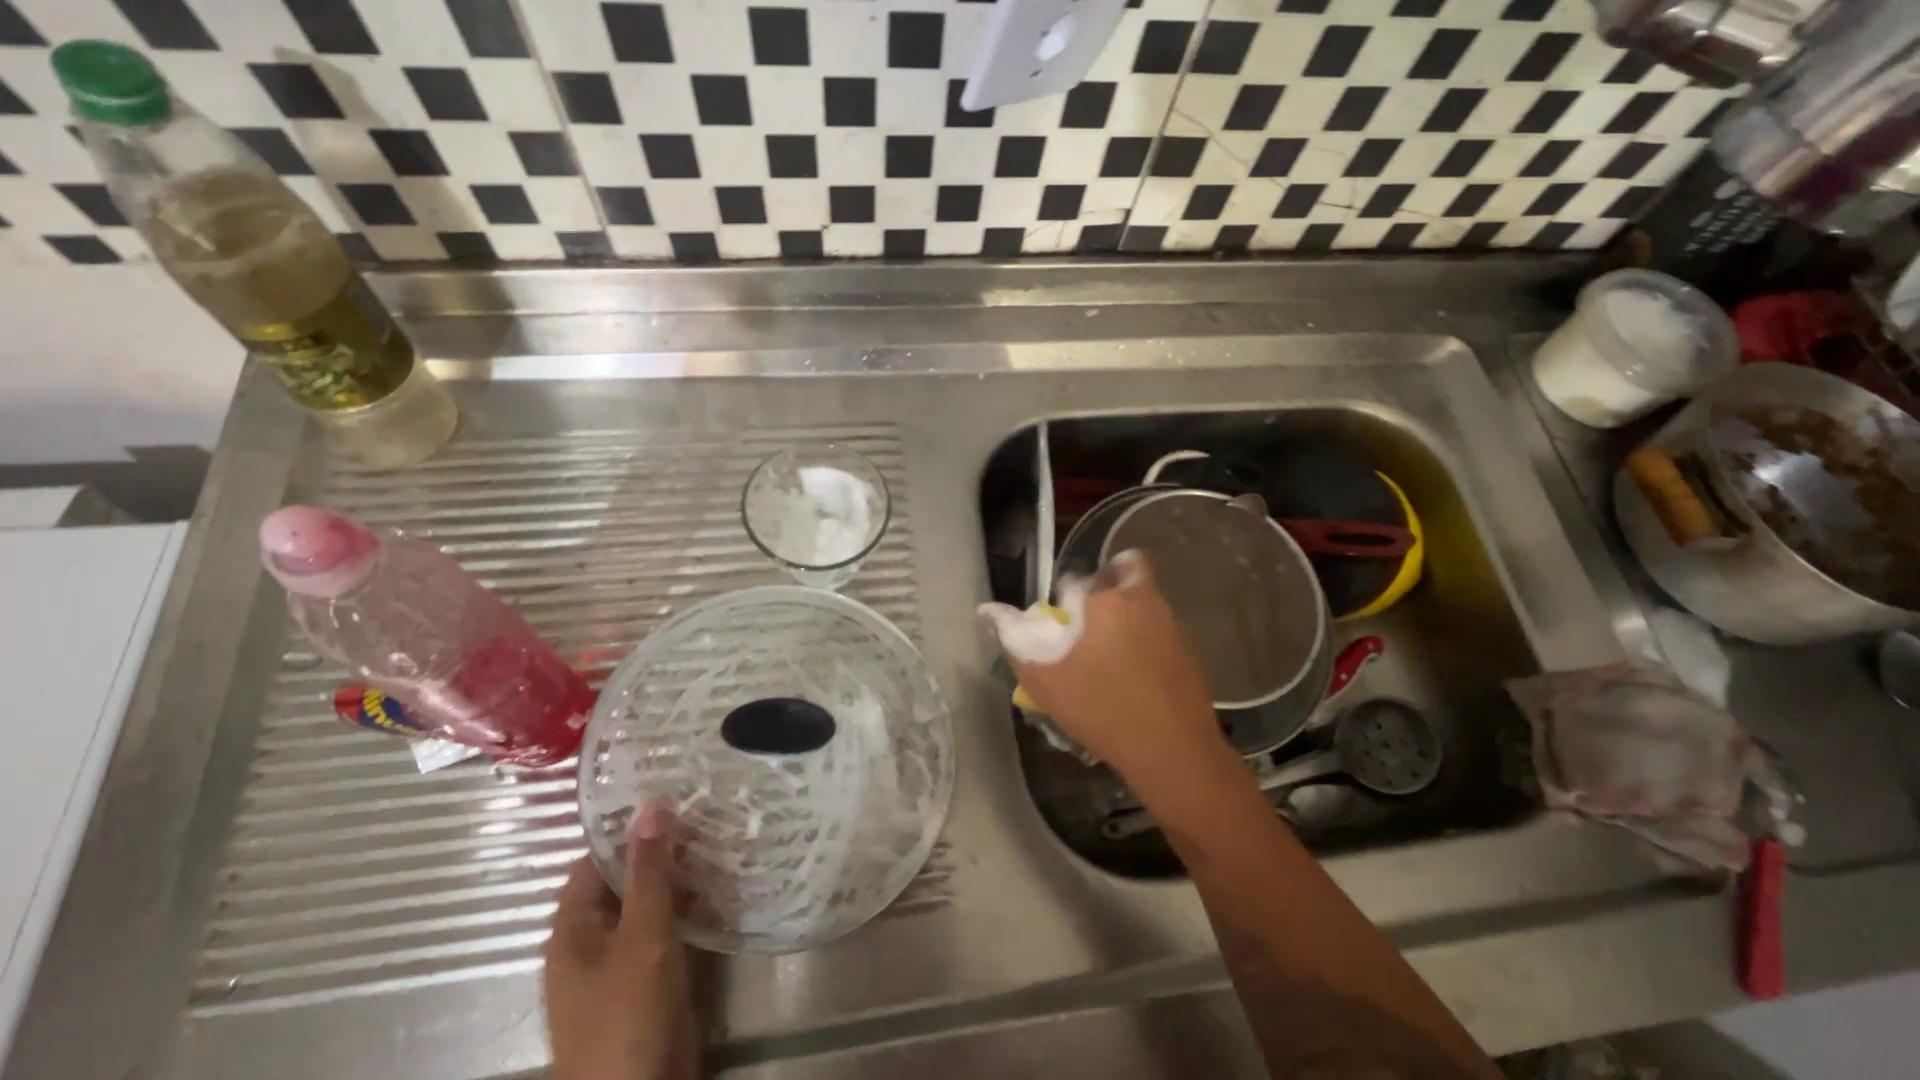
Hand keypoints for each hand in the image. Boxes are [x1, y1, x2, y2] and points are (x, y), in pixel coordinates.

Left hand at [544, 803, 700, 1079]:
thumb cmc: (627, 1016)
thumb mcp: (642, 937)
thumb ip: (649, 873)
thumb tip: (651, 805)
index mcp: (572, 928)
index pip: (598, 860)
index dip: (633, 830)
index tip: (677, 800)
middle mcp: (592, 942)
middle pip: (627, 884)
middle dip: (666, 855)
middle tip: (714, 818)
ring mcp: (622, 966)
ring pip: (653, 910)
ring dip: (684, 884)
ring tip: (728, 847)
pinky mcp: (650, 986)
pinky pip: (669, 938)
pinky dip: (692, 916)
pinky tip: (727, 897)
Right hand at [982, 551, 1225, 778]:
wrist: (1171, 749)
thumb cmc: (1100, 708)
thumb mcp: (1044, 679)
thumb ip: (1013, 637)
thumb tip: (987, 609)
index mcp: (1106, 599)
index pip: (1076, 580)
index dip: (1065, 599)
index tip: (1061, 624)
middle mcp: (1144, 600)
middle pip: (1126, 571)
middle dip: (1107, 585)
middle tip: (1090, 620)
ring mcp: (1174, 624)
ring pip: (1147, 601)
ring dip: (1129, 613)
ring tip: (1110, 654)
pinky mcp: (1192, 651)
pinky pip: (1163, 631)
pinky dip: (1148, 641)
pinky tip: (1136, 676)